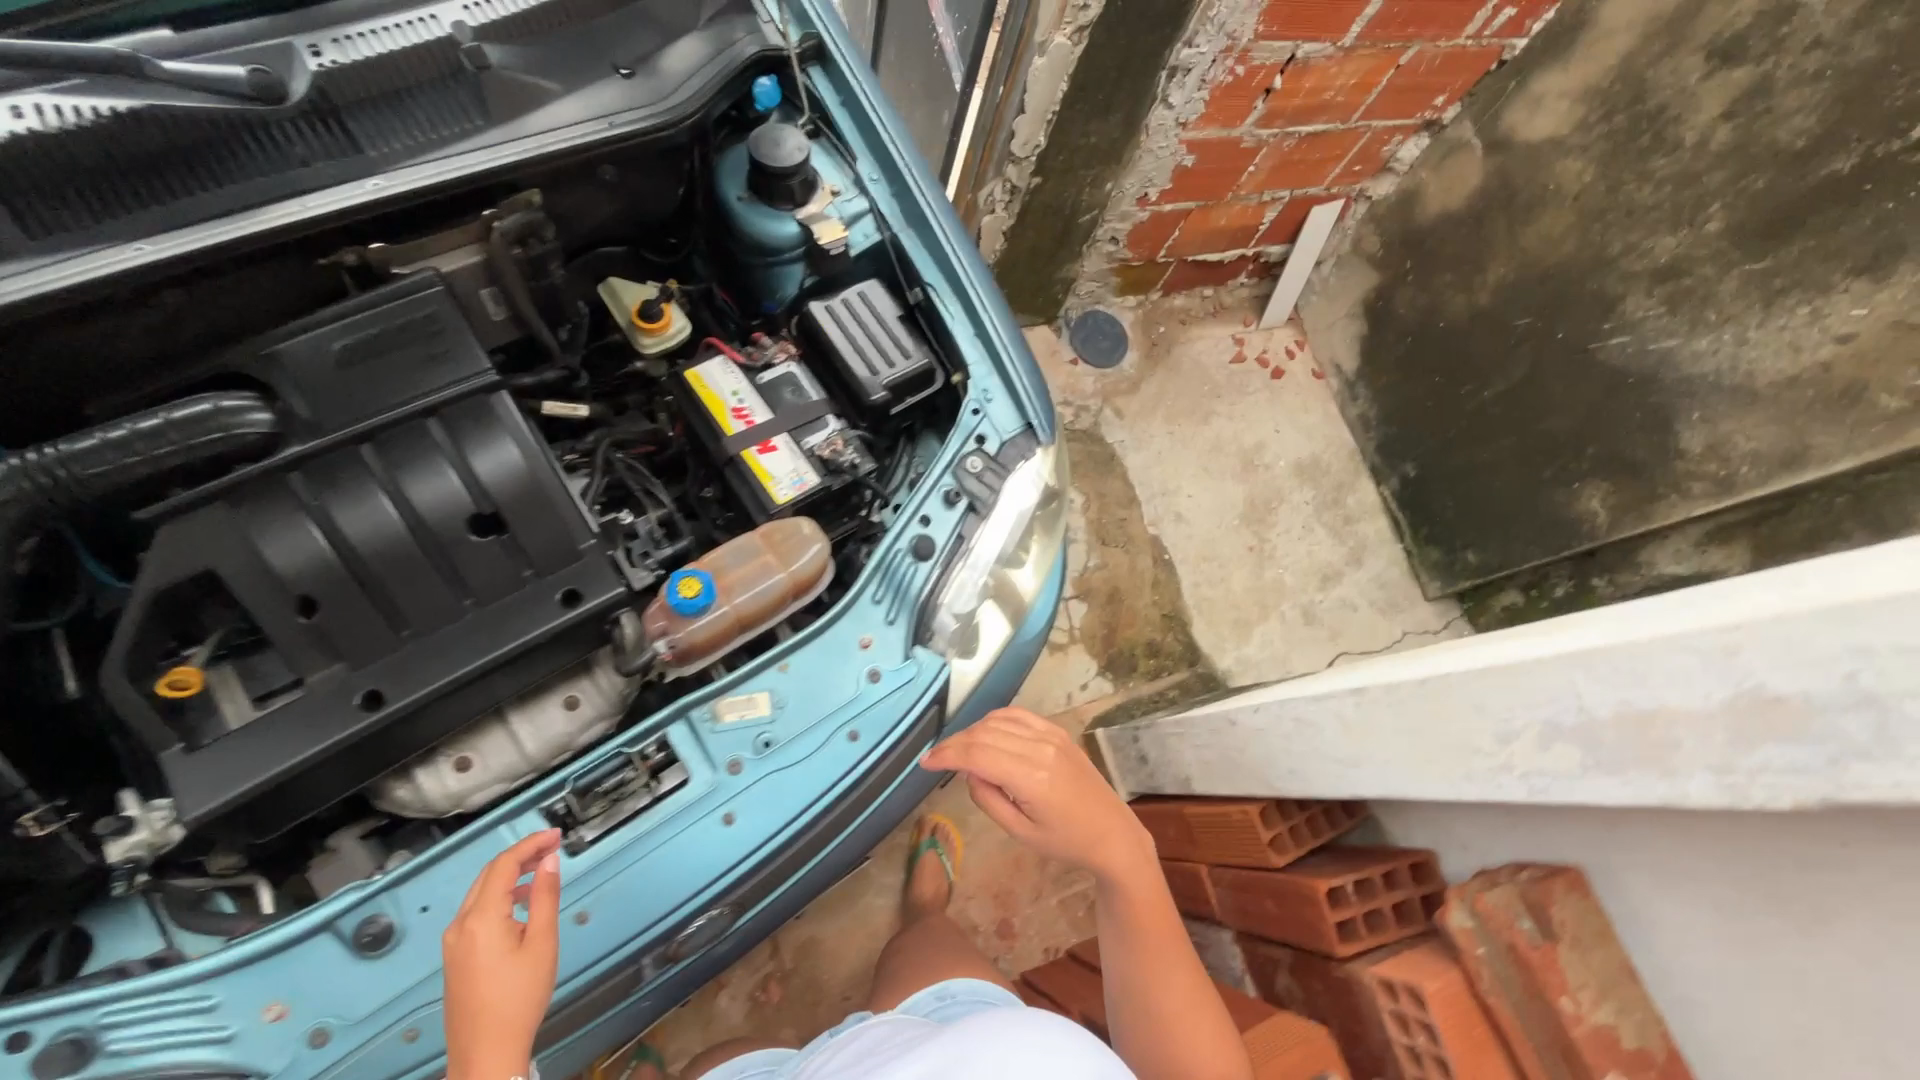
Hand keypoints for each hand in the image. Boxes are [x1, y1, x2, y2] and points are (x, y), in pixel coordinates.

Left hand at [442, 829, 563, 1079]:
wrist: (485, 1053)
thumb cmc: (520, 997)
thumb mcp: (542, 943)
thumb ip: (544, 897)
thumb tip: (548, 860)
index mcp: (480, 918)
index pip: (503, 865)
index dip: (530, 844)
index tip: (556, 835)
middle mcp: (460, 924)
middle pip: (488, 875)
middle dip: (520, 856)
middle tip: (552, 847)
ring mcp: (453, 942)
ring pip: (480, 893)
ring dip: (509, 876)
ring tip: (541, 872)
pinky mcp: (455, 956)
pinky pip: (476, 913)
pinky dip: (499, 897)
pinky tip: (520, 906)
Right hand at [921, 707, 1154, 885]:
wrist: (1112, 833)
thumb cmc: (1066, 842)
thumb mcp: (1020, 832)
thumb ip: (988, 800)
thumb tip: (968, 773)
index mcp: (1031, 777)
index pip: (976, 754)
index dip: (946, 755)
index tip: (925, 763)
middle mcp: (1040, 748)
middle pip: (983, 733)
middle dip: (954, 744)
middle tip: (935, 759)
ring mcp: (1052, 736)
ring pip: (998, 720)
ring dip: (972, 731)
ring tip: (958, 750)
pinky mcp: (1058, 732)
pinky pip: (1019, 715)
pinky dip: (995, 720)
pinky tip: (984, 733)